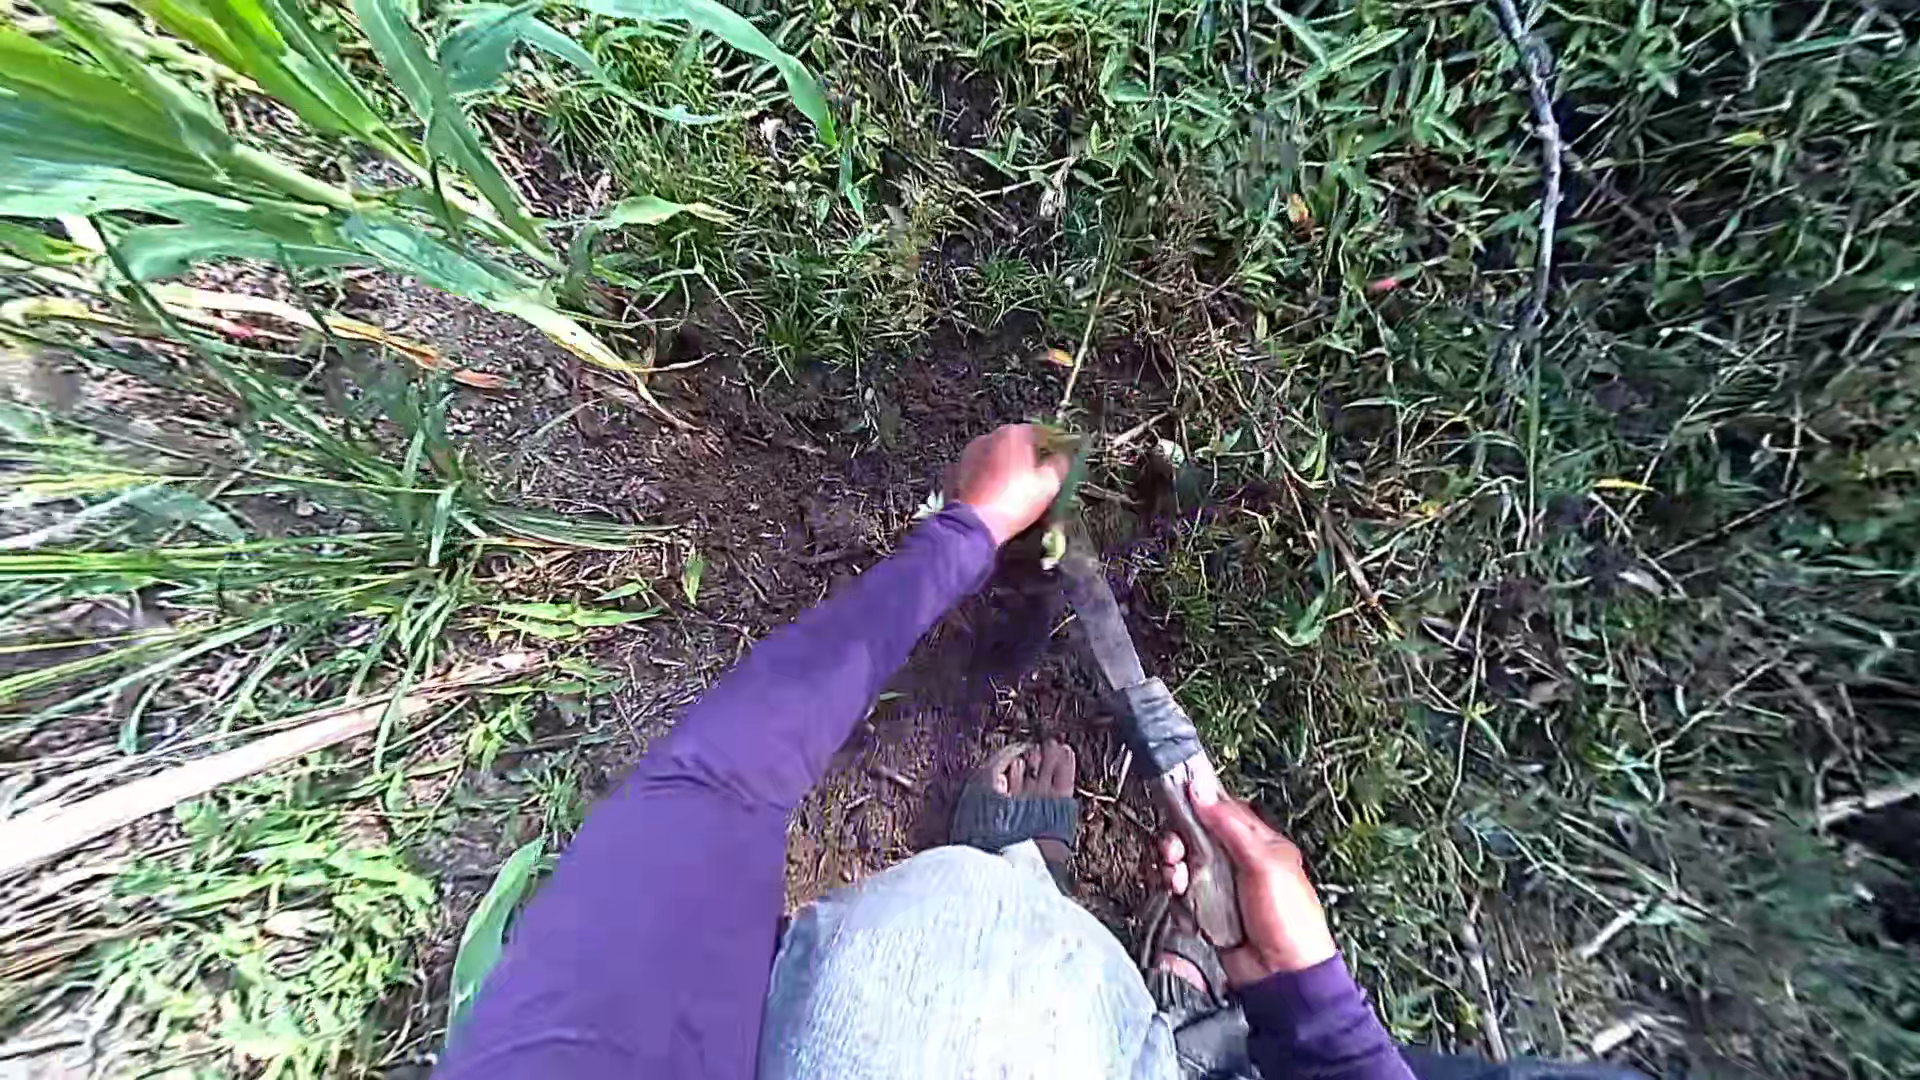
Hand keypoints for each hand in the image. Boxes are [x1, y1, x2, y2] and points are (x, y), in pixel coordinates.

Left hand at [949, 424, 1068, 545]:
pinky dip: (990, 480)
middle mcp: (988, 438)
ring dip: (1008, 469)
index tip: (1058, 457)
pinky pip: (982, 473)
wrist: (976, 524)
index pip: (1039, 431)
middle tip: (1040, 477)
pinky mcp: (957, 474)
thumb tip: (1063, 459)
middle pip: (1015, 444)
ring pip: (996, 458)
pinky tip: (999, 496)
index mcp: (1012, 433)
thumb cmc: (1012, 502)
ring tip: (1019, 491)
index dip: (1052, 446)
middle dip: (1028, 458)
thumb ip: (1059, 464)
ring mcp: (969, 455)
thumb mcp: (1048, 484)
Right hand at [1160, 782, 1337, 986]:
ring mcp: (1219, 883)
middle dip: (1178, 835)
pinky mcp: (1204, 905)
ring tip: (1176, 874)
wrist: (1283, 982)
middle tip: (1174, 846)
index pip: (1220, 807)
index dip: (1197, 800)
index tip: (1176, 796)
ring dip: (1173, 862)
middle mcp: (1236, 858)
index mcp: (1259, 841)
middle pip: (1194, 831)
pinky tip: (1178, 890)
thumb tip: (1201, 790)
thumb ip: (1232, 825)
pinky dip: (1173, 886)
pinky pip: (1179, 885)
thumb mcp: (1265, 864)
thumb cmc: (1290, 923)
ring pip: (1182, 857)